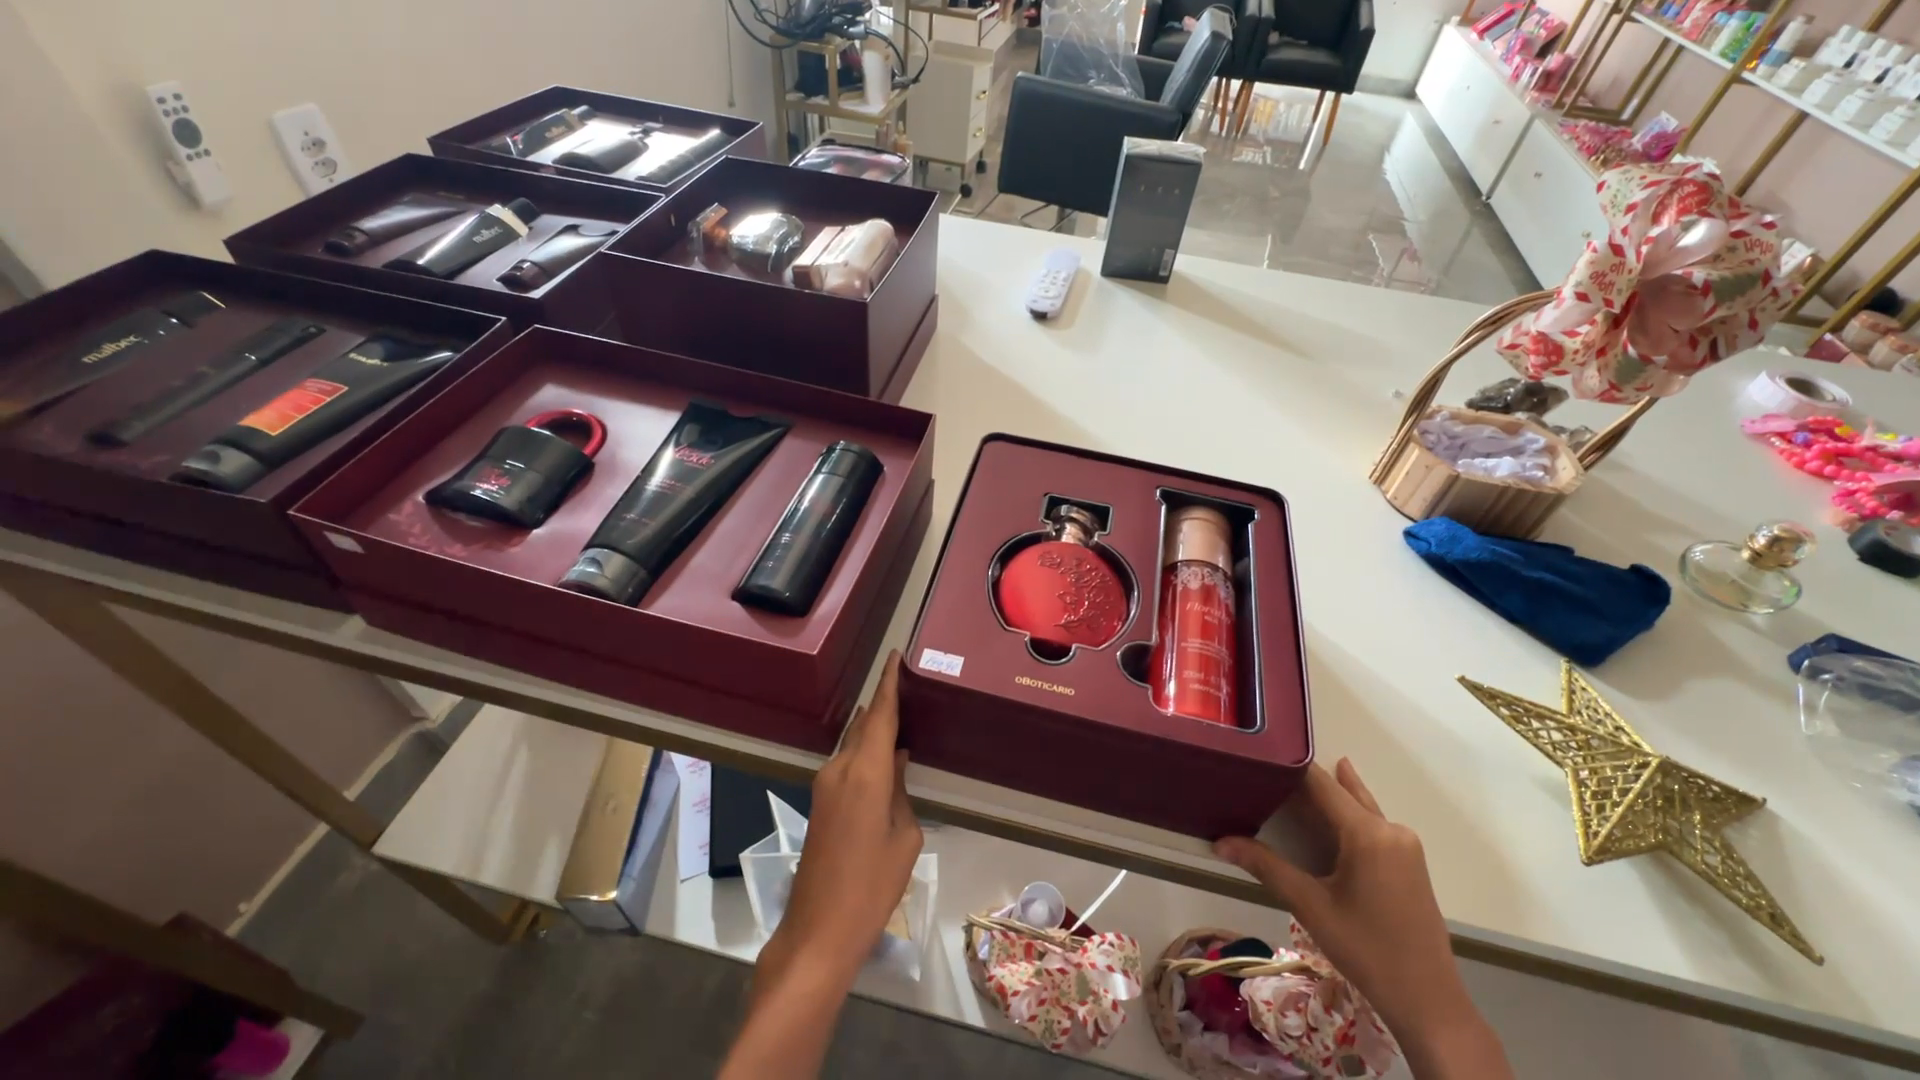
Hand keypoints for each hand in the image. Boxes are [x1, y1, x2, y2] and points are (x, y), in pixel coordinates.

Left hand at [762, 653, 923, 987]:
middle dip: (882, 703)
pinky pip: (846, 763)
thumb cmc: (873, 885)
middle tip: (907, 685)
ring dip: (872, 727)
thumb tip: (895, 762)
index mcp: (864, 772)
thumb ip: (900, 792)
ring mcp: (824, 786)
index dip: (888, 684)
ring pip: (852, 743)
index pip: (879, 715)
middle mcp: (839, 769)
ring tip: (899, 714)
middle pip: (863, 724)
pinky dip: (864, 750)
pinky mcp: (820, 803)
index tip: (896, 656)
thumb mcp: (904, 837)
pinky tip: (882, 755)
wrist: (820, 928)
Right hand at [1213, 760, 1483, 1055]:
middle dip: (1304, 782)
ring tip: (1285, 786)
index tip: (1259, 755)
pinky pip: (1371, 825)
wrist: (1427, 999)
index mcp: (1369, 833)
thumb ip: (1266, 867)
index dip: (1289, 766)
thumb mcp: (1310, 906)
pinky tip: (1321, 818)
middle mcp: (1391, 829)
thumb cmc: (1366, 950)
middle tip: (1265, 769)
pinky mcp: (1409, 862)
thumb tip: (1221, 842)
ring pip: (1358, 808)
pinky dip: (1343, 817)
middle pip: (1341, 792)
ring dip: (1325, 800)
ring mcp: (1405, 845)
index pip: (1321, 784)